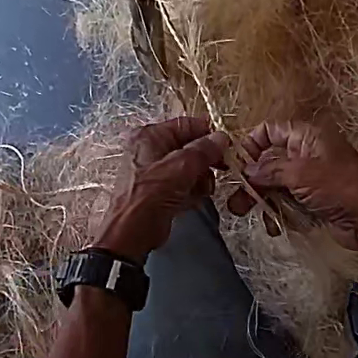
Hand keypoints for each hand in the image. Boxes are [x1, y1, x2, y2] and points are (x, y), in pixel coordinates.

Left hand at [93, 116, 229, 261]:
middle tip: (219, 171)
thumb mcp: (181, 168)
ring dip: (200, 180)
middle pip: (190, 147)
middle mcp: (151, 150)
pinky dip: (190, 193)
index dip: (208, 134)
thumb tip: (221, 138)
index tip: (226, 147)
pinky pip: (184, 185)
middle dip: (205, 162)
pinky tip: (188, 201)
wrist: (132, 233)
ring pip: (190, 168)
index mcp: (150, 136)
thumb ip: (203, 150)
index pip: (186, 124)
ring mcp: (156, 171)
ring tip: (198, 191)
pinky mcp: (160, 191)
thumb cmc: (150, 196)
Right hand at [229, 121, 357, 253]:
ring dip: (258, 198)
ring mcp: (308, 179)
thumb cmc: (342, 189)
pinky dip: (275, 212)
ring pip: (273, 184)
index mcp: (306, 137)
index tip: (236, 165)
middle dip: (250, 179)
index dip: (250, 145)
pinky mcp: (310, 200)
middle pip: (267, 160)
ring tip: (244, 212)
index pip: (269, 131)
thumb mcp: (302, 174)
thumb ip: (270, 169)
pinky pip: (284, 202)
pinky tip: (273, 225)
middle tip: (235, 198)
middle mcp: (305, 154)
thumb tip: (246, 170)